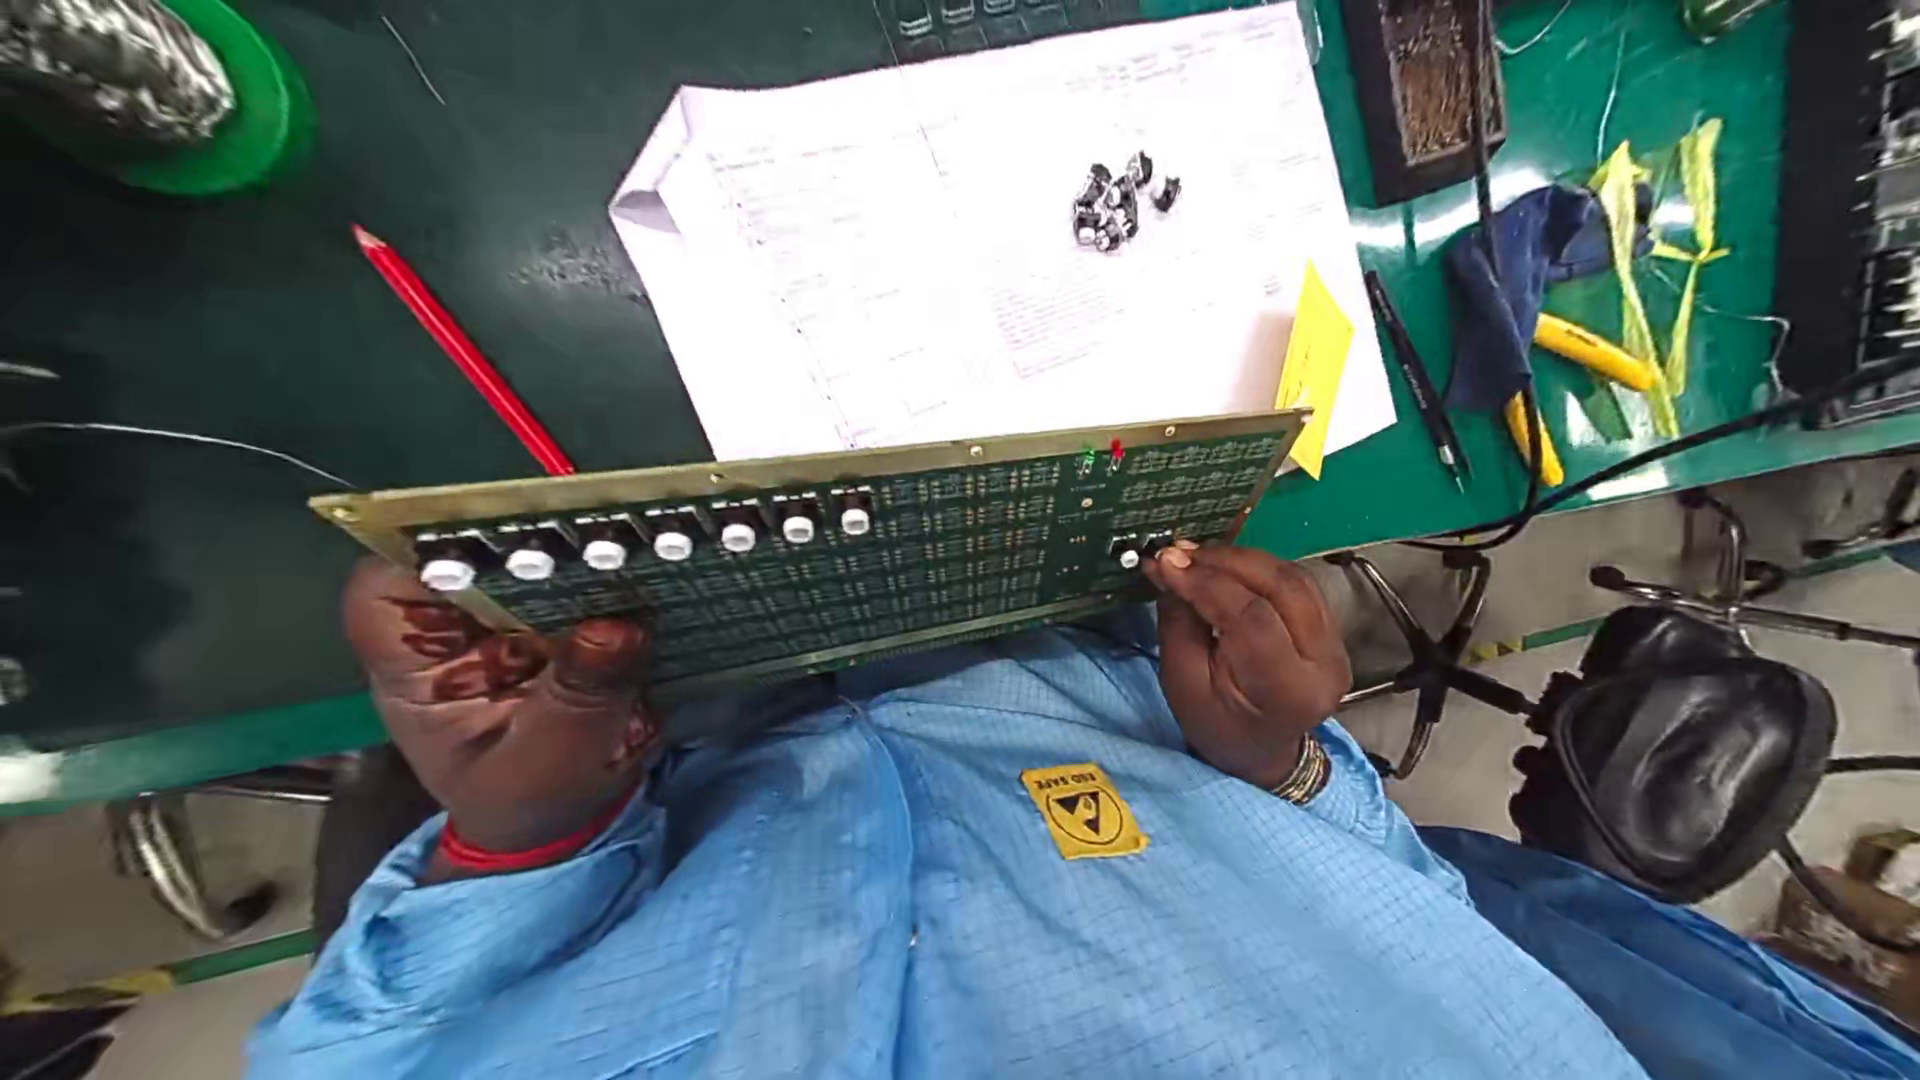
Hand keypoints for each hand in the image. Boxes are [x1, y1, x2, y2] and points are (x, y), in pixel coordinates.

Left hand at [341, 558, 655, 859]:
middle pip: (479, 560)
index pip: (391, 590)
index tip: (503, 536)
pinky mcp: (573, 624)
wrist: (571, 815)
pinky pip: (591, 587)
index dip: (429, 550)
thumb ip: (581, 697)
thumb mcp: (553, 758)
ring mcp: (523, 625)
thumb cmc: (534, 797)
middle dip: (533, 538)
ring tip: (636, 539)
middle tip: (594, 530)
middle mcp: (467, 633)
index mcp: (425, 669)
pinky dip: (622, 575)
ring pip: (540, 566)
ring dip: (586, 551)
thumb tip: (618, 627)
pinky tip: (659, 564)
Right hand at [1143, 544, 1350, 788]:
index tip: (1166, 562)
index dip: (1206, 582)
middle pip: (1281, 586)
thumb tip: (1167, 567)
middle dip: (1224, 560)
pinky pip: (1296, 582)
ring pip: (1292, 576)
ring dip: (1240, 558)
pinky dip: (1256, 566)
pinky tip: (1223, 564)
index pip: (1251, 617)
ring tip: (1196, 555)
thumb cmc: (1215, 723)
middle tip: (1178, 552)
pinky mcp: (1331, 629)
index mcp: (1286, 688)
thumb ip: (1178, 621)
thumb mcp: (1182, 681)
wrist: (1259, 748)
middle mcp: (1324, 662)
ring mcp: (1336, 643)